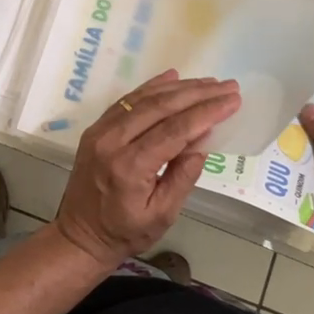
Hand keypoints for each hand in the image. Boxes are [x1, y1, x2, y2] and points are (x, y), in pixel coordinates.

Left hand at [52, 71, 241, 269]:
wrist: (80, 236)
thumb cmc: (125, 232)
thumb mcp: (162, 215)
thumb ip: (183, 176)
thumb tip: (204, 138)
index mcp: (130, 167)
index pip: (175, 130)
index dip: (206, 112)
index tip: (233, 100)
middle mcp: (112, 142)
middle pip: (160, 107)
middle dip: (198, 94)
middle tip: (227, 86)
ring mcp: (100, 132)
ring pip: (143, 99)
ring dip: (178, 88)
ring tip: (209, 82)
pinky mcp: (96, 128)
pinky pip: (127, 101)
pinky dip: (151, 88)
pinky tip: (173, 78)